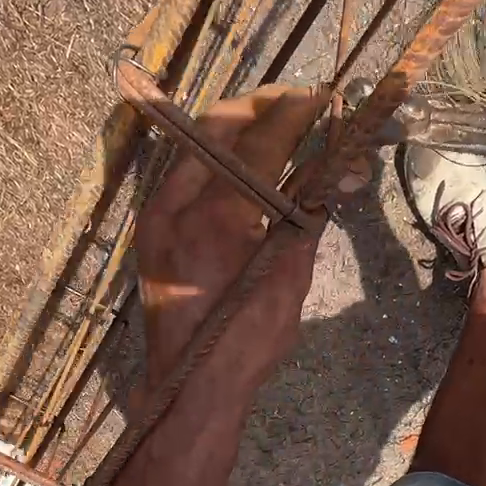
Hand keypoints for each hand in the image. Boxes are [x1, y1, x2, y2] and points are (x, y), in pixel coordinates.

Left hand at [134, 85, 326, 392]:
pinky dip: (214, 158)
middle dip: (260, 108)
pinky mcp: (150, 231)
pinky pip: (183, 173)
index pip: (262, 143)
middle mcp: (177, 204)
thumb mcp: (289, 281)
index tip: (321, 99)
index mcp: (217, 218)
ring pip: (195, 146)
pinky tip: (239, 162)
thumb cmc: (247, 343)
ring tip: (272, 124)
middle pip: (219, 128)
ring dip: (234, 128)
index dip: (295, 115)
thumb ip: (306, 219)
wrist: (191, 386)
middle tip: (297, 103)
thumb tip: (334, 176)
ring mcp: (156, 216)